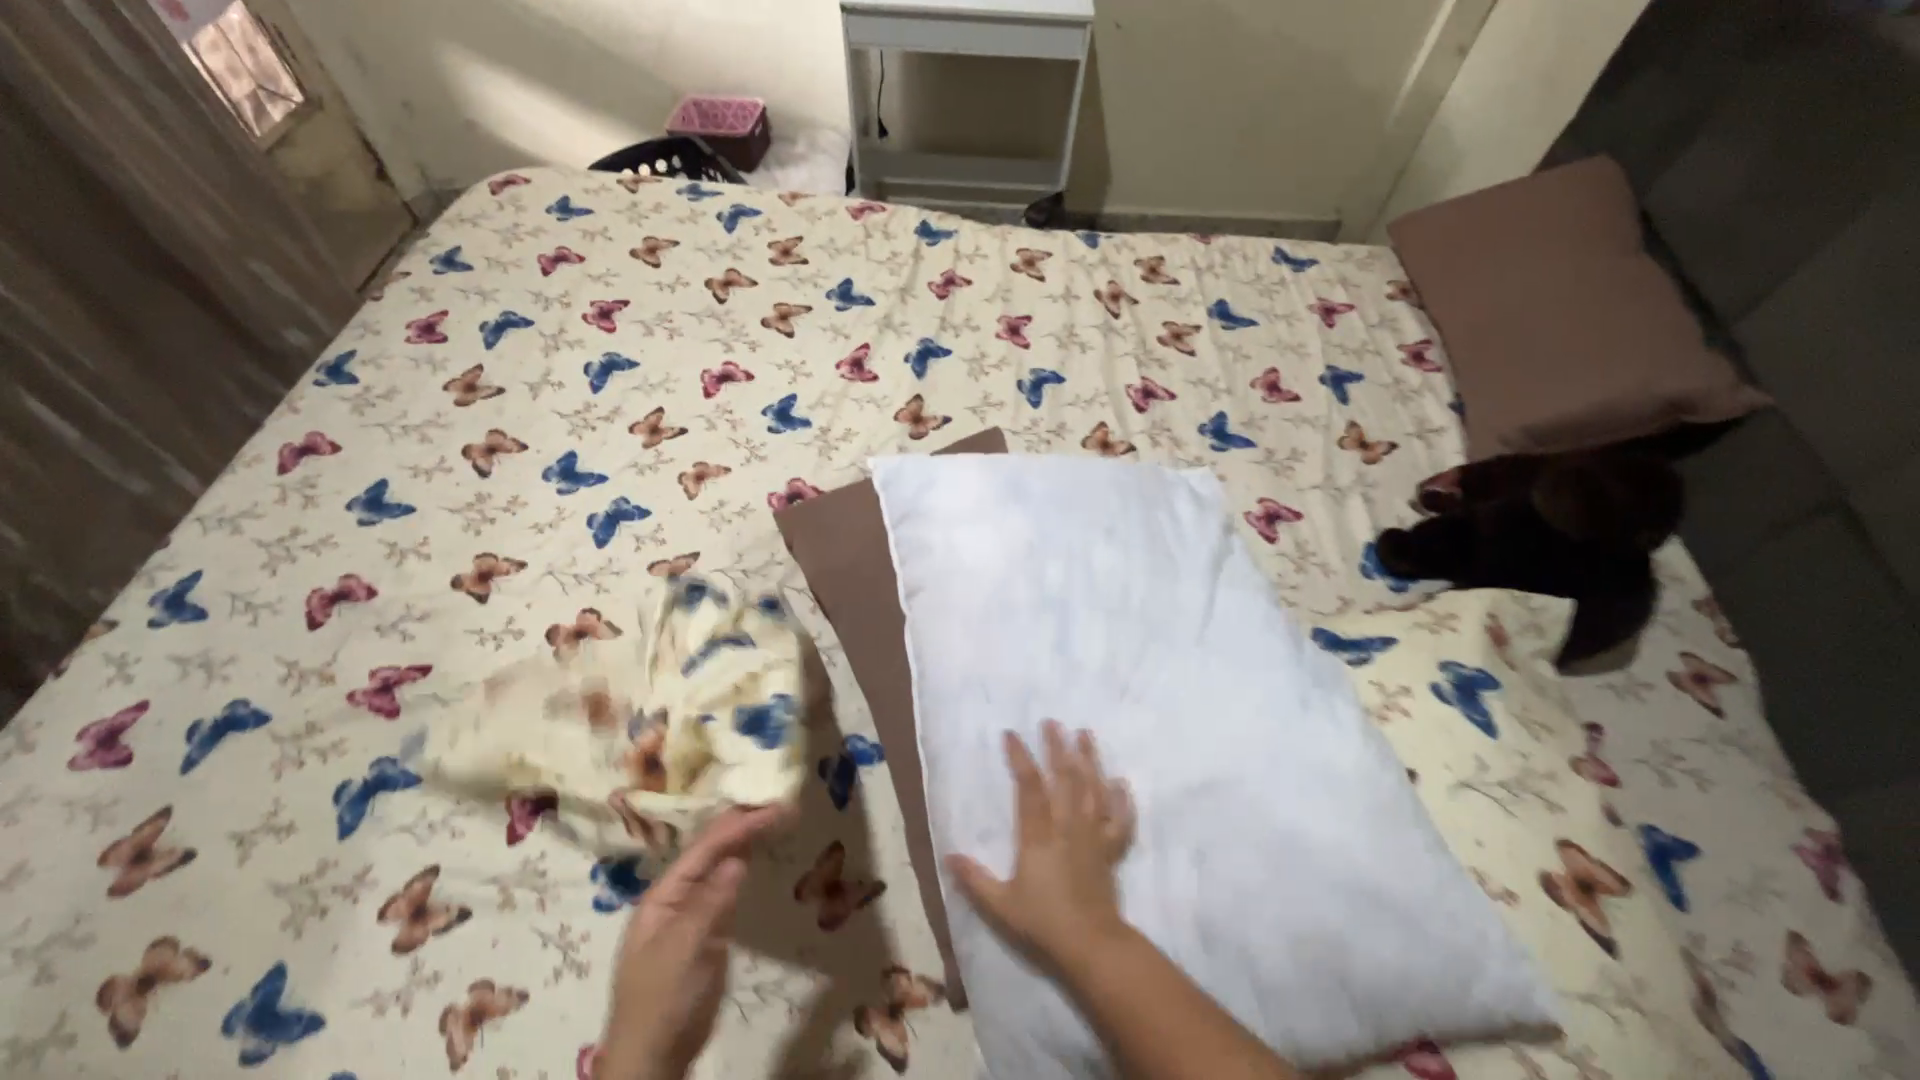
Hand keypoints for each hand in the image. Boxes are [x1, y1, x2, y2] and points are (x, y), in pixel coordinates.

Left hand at [597, 804, 787, 1079]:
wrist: (652, 1057)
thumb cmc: (662, 1000)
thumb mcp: (684, 951)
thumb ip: (709, 903)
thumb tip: (738, 858)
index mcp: (662, 896)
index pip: (705, 849)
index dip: (738, 825)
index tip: (774, 807)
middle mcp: (675, 899)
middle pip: (710, 853)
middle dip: (743, 826)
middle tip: (781, 806)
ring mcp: (689, 917)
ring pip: (719, 869)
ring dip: (745, 844)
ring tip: (774, 821)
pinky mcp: (705, 936)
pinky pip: (725, 892)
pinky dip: (743, 871)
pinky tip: (757, 862)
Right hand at [946, 721, 1135, 972]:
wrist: (1091, 945)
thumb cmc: (1042, 923)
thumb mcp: (999, 905)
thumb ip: (974, 879)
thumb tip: (948, 855)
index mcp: (1038, 836)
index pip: (1029, 787)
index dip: (1020, 758)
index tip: (1011, 735)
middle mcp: (1068, 827)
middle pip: (1065, 778)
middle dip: (1058, 747)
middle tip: (1052, 722)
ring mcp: (1094, 837)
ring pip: (1094, 789)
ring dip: (1089, 760)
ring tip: (1085, 734)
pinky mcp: (1112, 852)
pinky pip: (1121, 820)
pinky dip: (1122, 800)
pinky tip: (1120, 783)